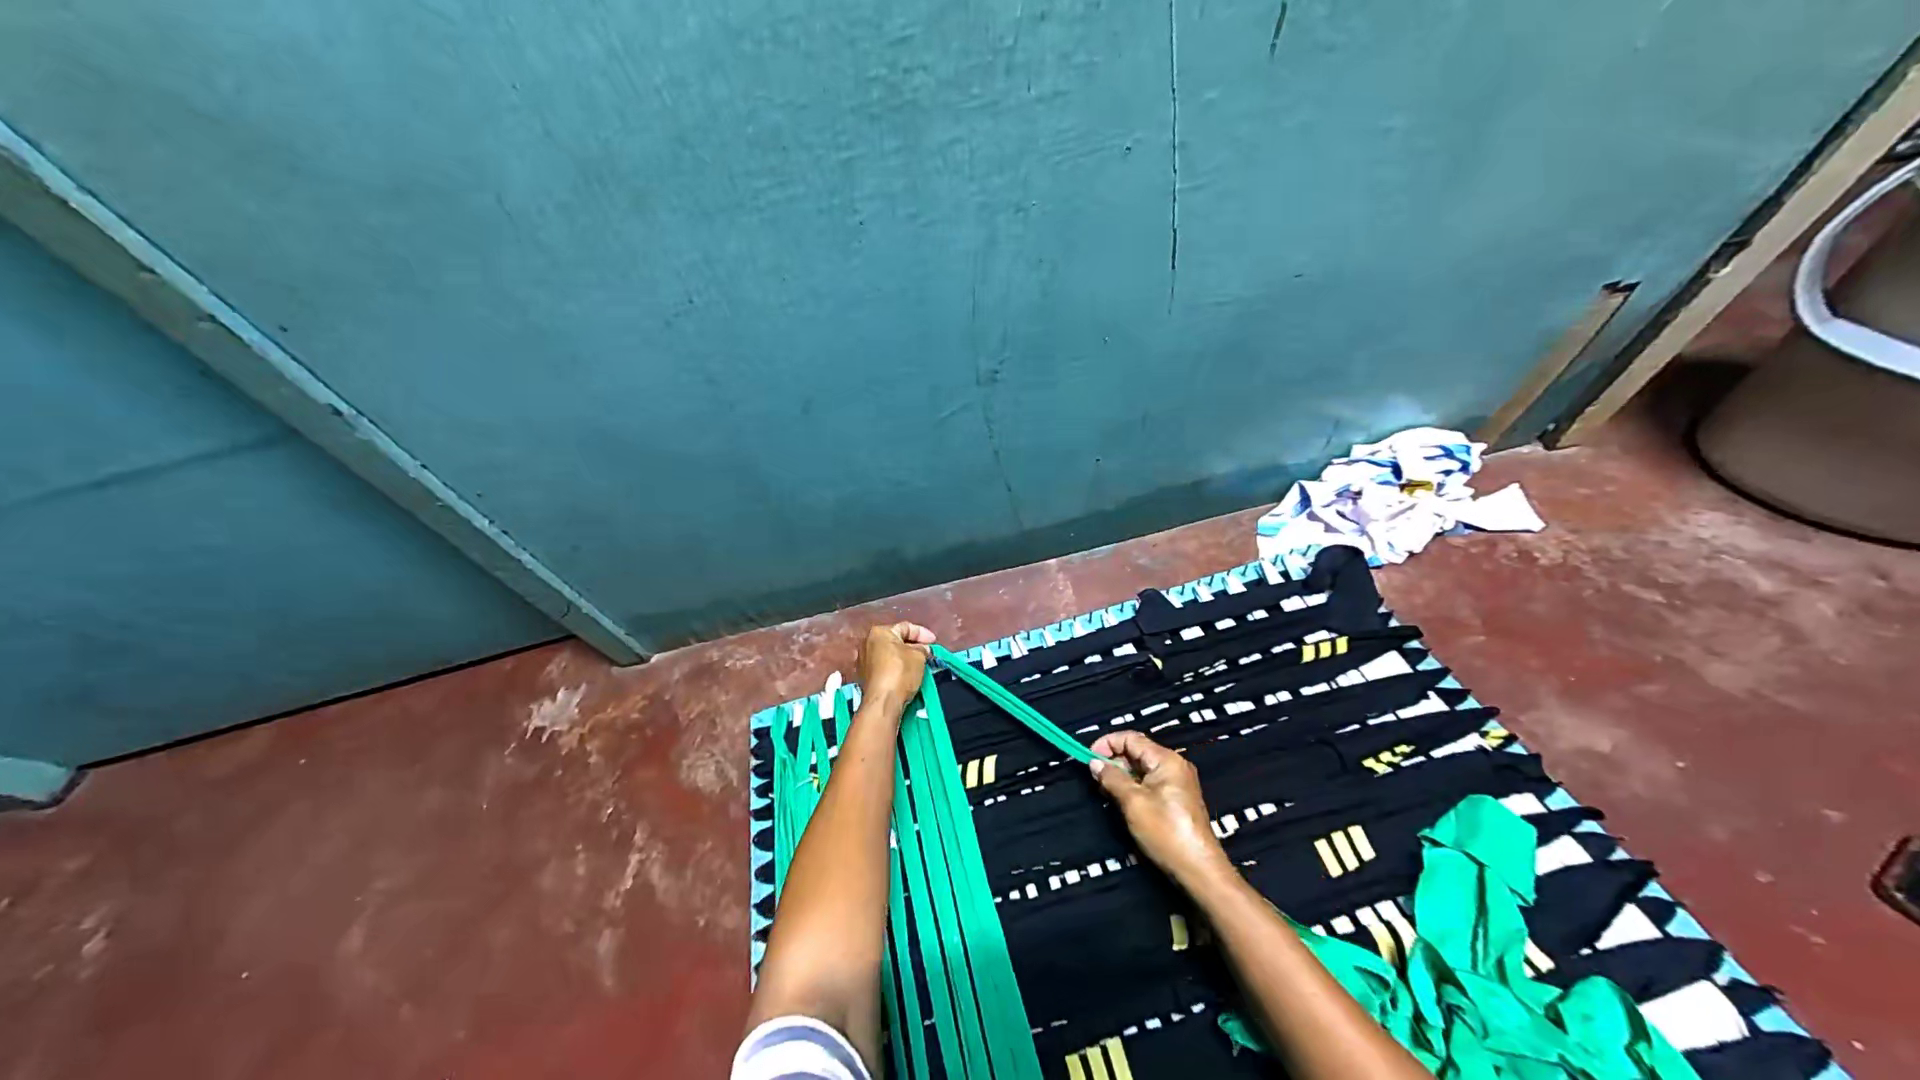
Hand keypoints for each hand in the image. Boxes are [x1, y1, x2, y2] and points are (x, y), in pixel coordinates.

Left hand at [855, 622, 936, 714]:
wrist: (883, 701)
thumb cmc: (900, 672)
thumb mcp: (918, 656)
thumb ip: (922, 648)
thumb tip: (922, 649)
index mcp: (879, 632)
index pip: (905, 627)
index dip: (922, 633)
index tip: (934, 642)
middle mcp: (867, 643)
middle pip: (895, 640)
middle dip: (913, 645)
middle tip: (928, 652)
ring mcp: (864, 660)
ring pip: (889, 654)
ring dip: (905, 657)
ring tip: (920, 663)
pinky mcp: (865, 676)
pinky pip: (885, 666)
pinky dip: (896, 667)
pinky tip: (907, 673)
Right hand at [1090, 731, 1234, 888]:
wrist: (1198, 869)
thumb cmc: (1165, 832)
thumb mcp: (1133, 802)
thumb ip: (1112, 778)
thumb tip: (1095, 763)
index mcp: (1166, 760)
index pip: (1131, 738)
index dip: (1107, 743)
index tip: (1088, 758)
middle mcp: (1174, 765)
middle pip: (1137, 751)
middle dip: (1113, 760)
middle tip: (1094, 777)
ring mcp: (1177, 782)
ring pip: (1142, 768)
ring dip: (1121, 774)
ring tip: (1104, 789)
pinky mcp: (1176, 798)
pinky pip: (1149, 782)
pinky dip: (1132, 785)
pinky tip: (1120, 798)